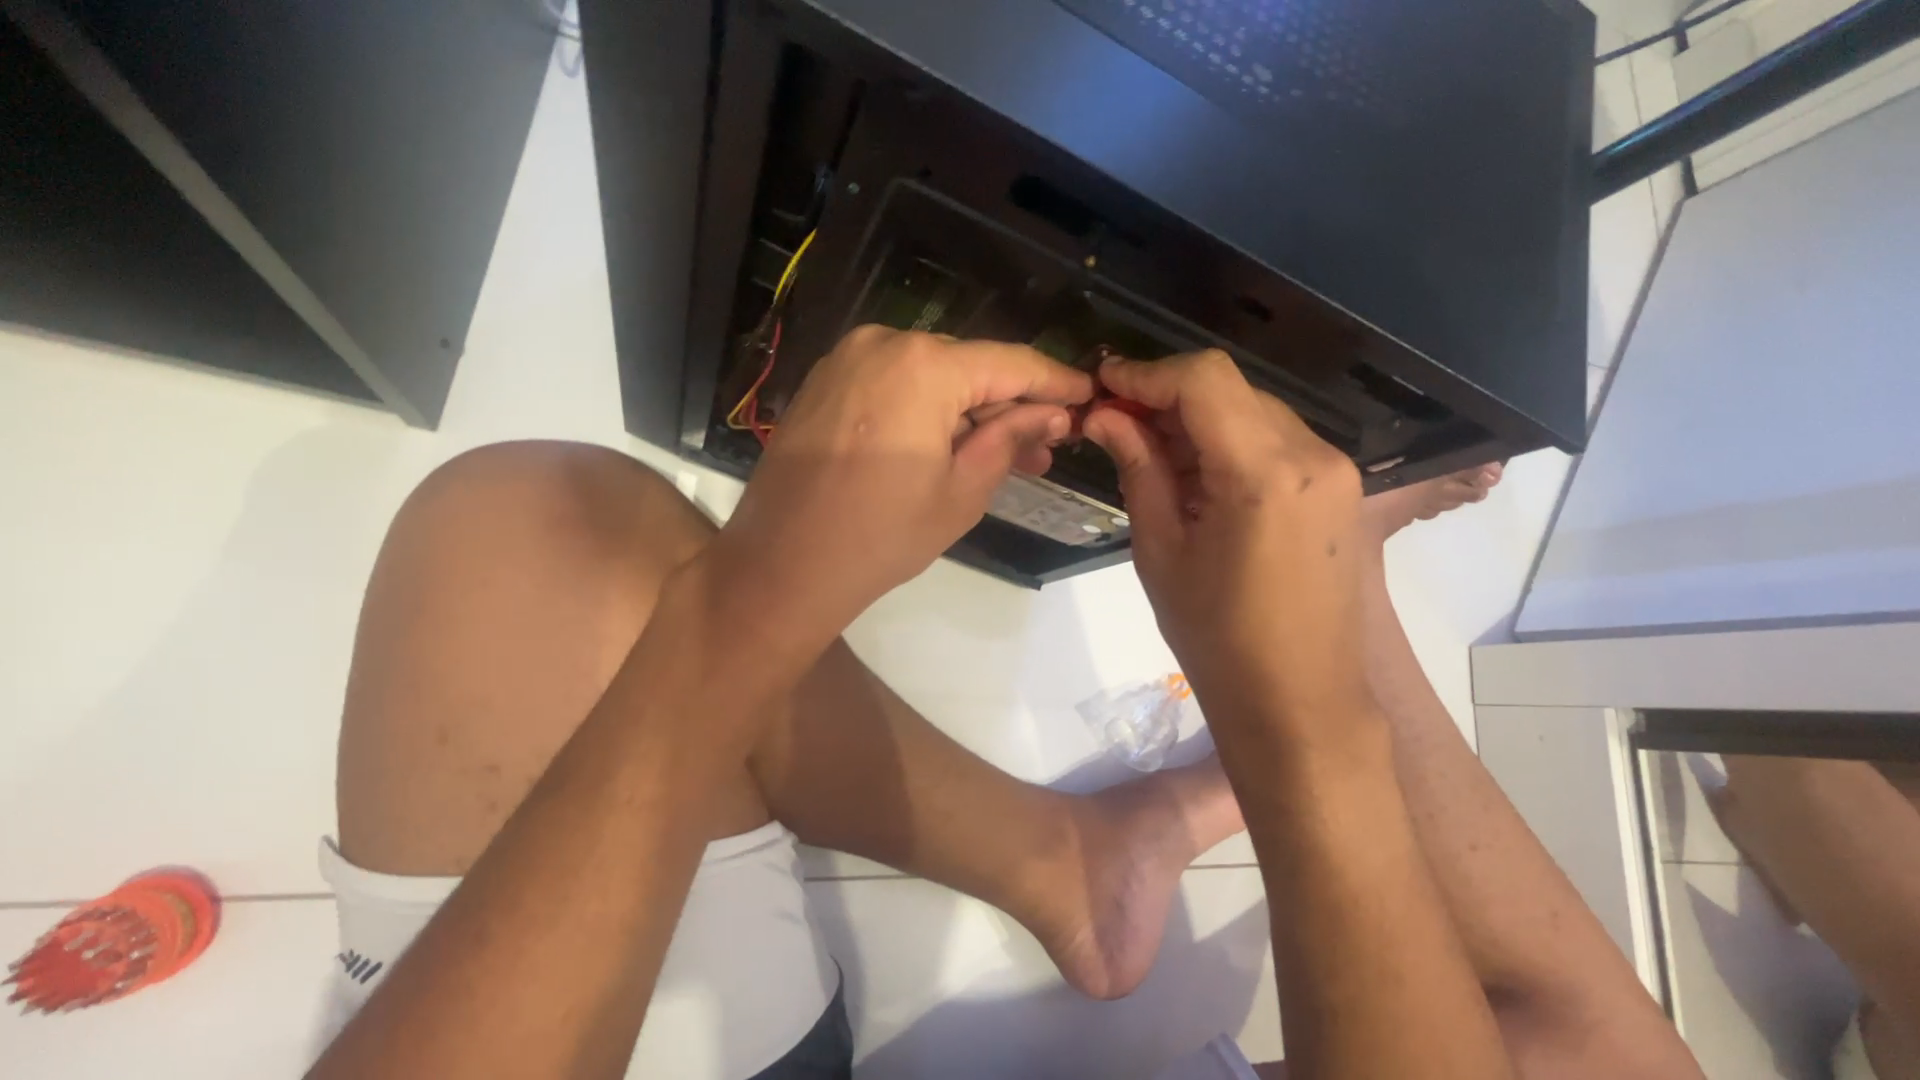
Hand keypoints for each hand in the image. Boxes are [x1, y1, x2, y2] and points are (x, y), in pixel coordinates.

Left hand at [705, 325, 1092, 642]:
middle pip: (969, 365)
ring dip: (970, 409)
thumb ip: (1010, 438)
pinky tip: (952, 443)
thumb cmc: (880, 536)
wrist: (781, 565)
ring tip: (1008, 453)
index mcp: (924, 366)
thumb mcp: (961, 491)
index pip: (1010, 363)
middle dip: (1010, 402)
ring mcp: (847, 359)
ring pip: (932, 375)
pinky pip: (895, 384)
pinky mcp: (826, 383)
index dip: (1055, 381)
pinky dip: (928, 408)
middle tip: (1048, 443)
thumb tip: (1052, 413)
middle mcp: (884, 343)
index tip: (1088, 396)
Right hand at [1083, 350, 1370, 721]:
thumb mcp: (1162, 552)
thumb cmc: (1217, 639)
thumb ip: (1139, 469)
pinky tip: (1194, 474)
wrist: (1299, 701)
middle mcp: (1313, 456)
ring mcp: (1335, 470)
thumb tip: (1105, 415)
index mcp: (1265, 474)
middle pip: (1230, 389)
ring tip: (1147, 451)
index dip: (1146, 373)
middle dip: (1167, 395)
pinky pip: (1275, 441)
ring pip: (1253, 410)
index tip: (1102, 383)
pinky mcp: (1339, 488)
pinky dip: (1229, 442)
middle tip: (1114, 421)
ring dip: (1197, 418)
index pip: (1204, 381)